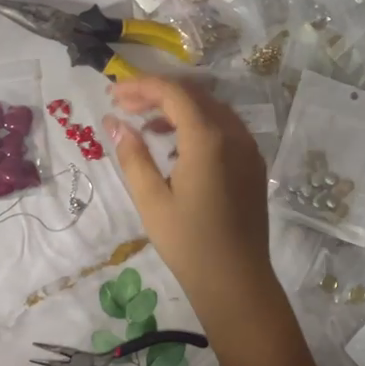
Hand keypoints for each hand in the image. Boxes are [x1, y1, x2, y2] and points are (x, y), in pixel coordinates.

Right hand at [105, 77, 280, 321]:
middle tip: (123, 105)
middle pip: (194, 96)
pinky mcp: (252, 166)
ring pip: (211, 110)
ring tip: (144, 124)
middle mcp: (233, 135)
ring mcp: (248, 149)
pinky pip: (224, 130)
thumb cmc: (188, 242)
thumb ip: (133, 156)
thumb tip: (115, 124)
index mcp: (207, 139)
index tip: (112, 94)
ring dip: (177, 109)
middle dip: (157, 94)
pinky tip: (175, 147)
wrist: (235, 279)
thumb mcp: (151, 200)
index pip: (173, 93)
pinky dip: (196, 126)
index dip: (141, 87)